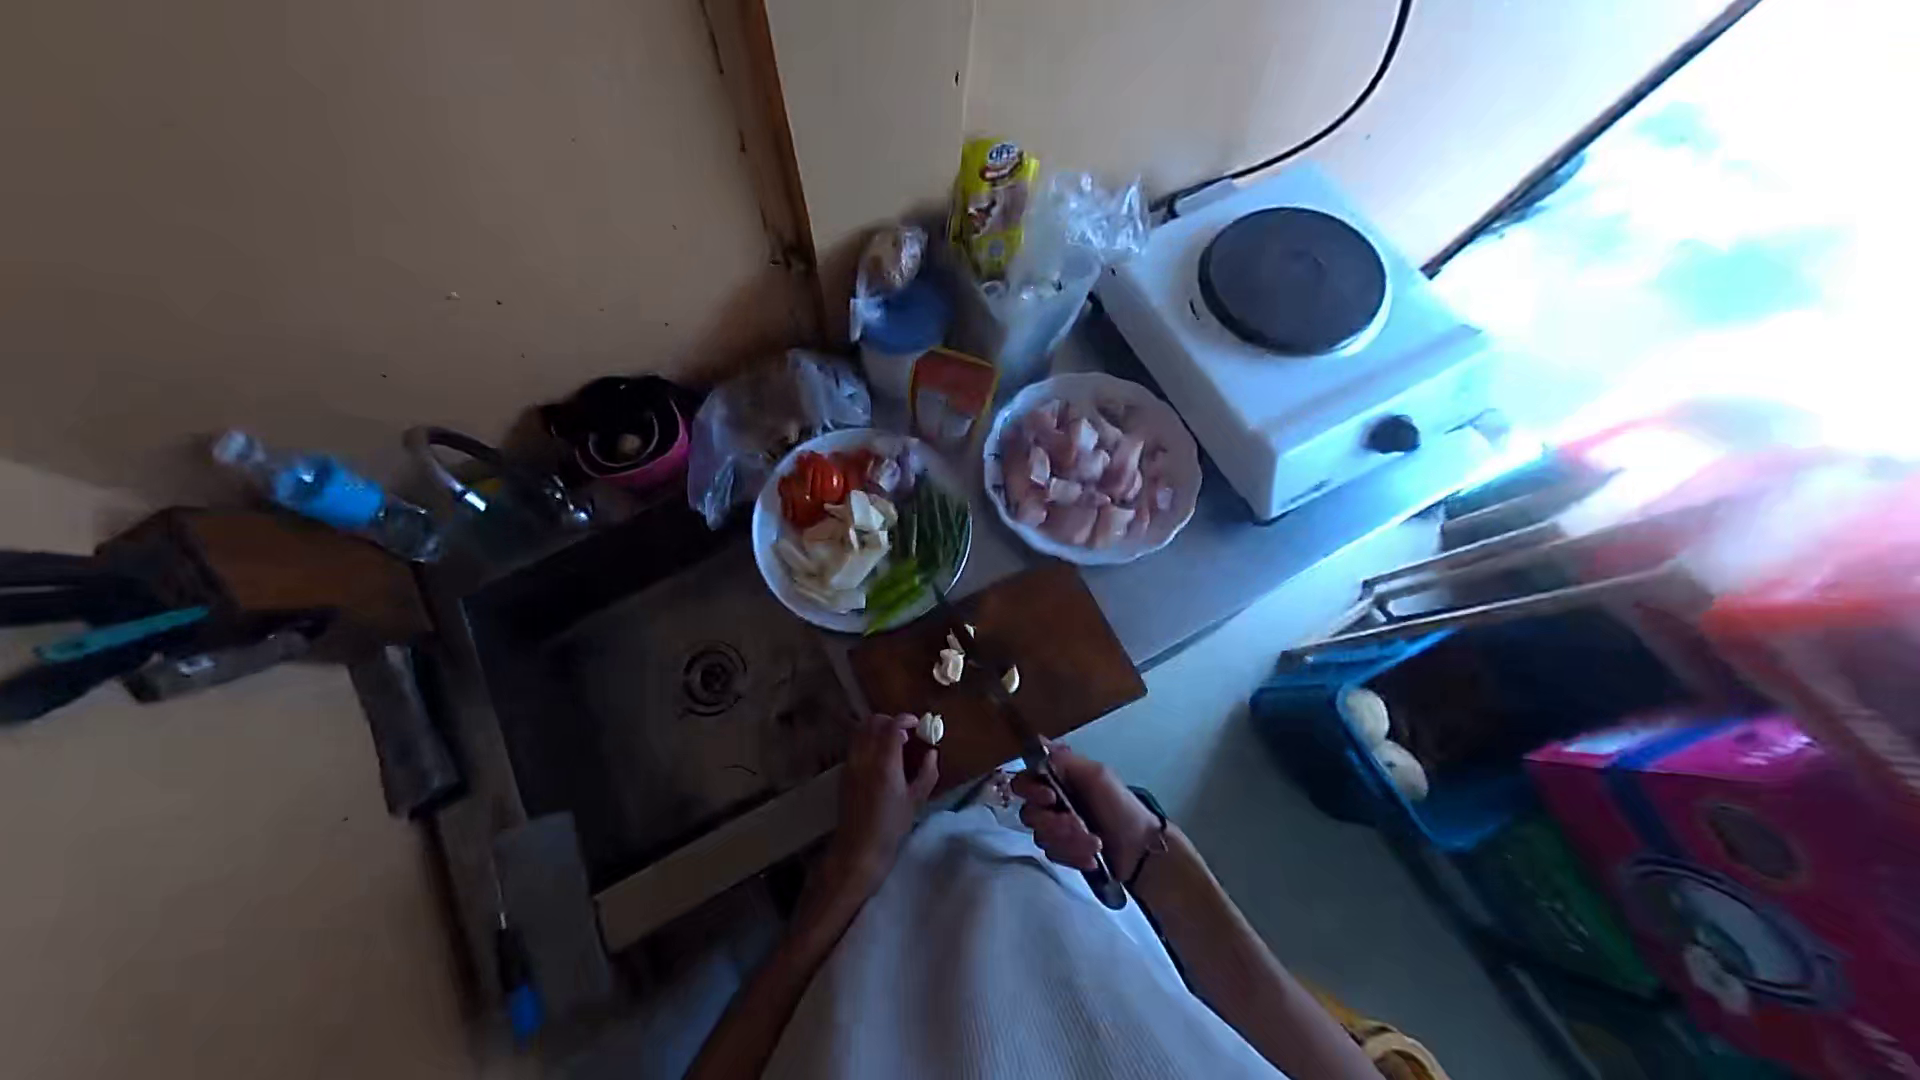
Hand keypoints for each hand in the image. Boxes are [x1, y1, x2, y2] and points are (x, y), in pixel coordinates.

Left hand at [816, 713, 938, 905]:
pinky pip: (855, 744)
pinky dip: (867, 740)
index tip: (916, 723)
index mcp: (885, 764)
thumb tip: (932, 753)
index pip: (892, 726)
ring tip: (892, 742)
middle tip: (905, 731)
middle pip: (873, 722)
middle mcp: (864, 758)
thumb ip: (927, 773)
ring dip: (877, 728)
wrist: (859, 848)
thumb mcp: (916, 800)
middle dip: (890, 720)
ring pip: (860, 730)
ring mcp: (851, 763)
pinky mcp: (844, 771)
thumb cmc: (891, 826)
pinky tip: (879, 756)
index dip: (905, 718)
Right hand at [1013, 744, 1160, 879]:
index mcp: (1057, 779)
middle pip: (1029, 814)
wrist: (1141, 848)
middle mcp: (1051, 802)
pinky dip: (1073, 855)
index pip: (1023, 782)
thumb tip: (1038, 741)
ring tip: (1094, 842)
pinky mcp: (1062, 852)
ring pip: (1041, 837)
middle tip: (1079, 824)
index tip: (1051, 797)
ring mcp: (1055, 829)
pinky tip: (1092, 855)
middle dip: (1055, 823)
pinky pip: (1053, 855)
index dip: (1031, 791)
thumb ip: (1065, 760)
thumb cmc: (1120, 805)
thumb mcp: (1096, 775)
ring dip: (1069, 840)